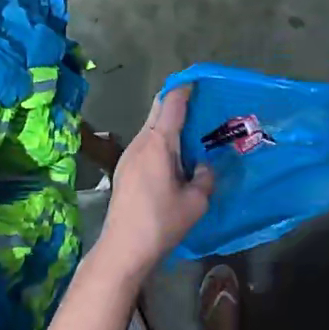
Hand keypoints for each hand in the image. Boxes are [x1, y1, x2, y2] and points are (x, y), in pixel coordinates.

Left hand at [89, 85, 214, 284]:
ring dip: (170, 122)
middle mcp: (141, 141)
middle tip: (203, 103)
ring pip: (152, 126)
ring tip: (194, 131)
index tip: (202, 81)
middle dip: (178, 101)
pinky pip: (147, 142)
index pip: (172, 102)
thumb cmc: (161, 222)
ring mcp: (129, 155)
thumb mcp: (196, 202)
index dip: (186, 88)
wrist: (123, 248)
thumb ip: (205, 177)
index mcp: (159, 142)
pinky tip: (177, 155)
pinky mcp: (125, 169)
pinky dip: (163, 139)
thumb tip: (204, 165)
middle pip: (158, 109)